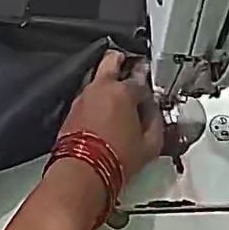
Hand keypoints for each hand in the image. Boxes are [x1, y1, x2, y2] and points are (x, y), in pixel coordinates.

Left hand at [58, 50, 164, 186]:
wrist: (82, 170)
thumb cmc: (114, 157)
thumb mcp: (150, 144)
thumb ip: (156, 123)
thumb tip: (154, 116)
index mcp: (123, 91)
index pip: (141, 83)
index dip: (148, 93)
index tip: (149, 104)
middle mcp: (101, 87)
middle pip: (112, 59)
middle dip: (123, 61)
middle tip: (131, 70)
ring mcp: (83, 96)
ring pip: (96, 76)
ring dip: (107, 81)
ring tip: (117, 98)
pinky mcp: (72, 108)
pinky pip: (87, 95)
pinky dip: (96, 98)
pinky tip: (103, 112)